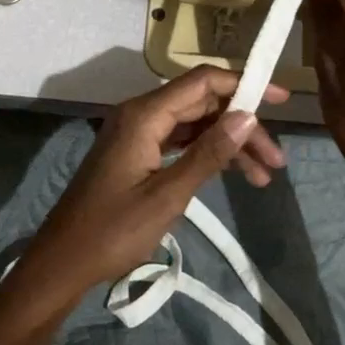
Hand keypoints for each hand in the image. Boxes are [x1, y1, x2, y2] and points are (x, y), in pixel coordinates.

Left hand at [16, 66, 289, 295]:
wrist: (63, 262)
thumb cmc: (113, 231)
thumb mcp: (168, 195)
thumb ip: (208, 153)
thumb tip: (247, 115)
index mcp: (144, 115)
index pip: (202, 82)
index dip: (243, 84)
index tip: (281, 98)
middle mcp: (141, 114)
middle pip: (203, 103)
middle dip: (242, 125)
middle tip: (275, 160)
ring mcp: (138, 134)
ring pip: (195, 125)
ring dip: (229, 144)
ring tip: (264, 176)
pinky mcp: (137, 153)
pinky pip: (181, 141)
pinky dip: (208, 155)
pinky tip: (234, 174)